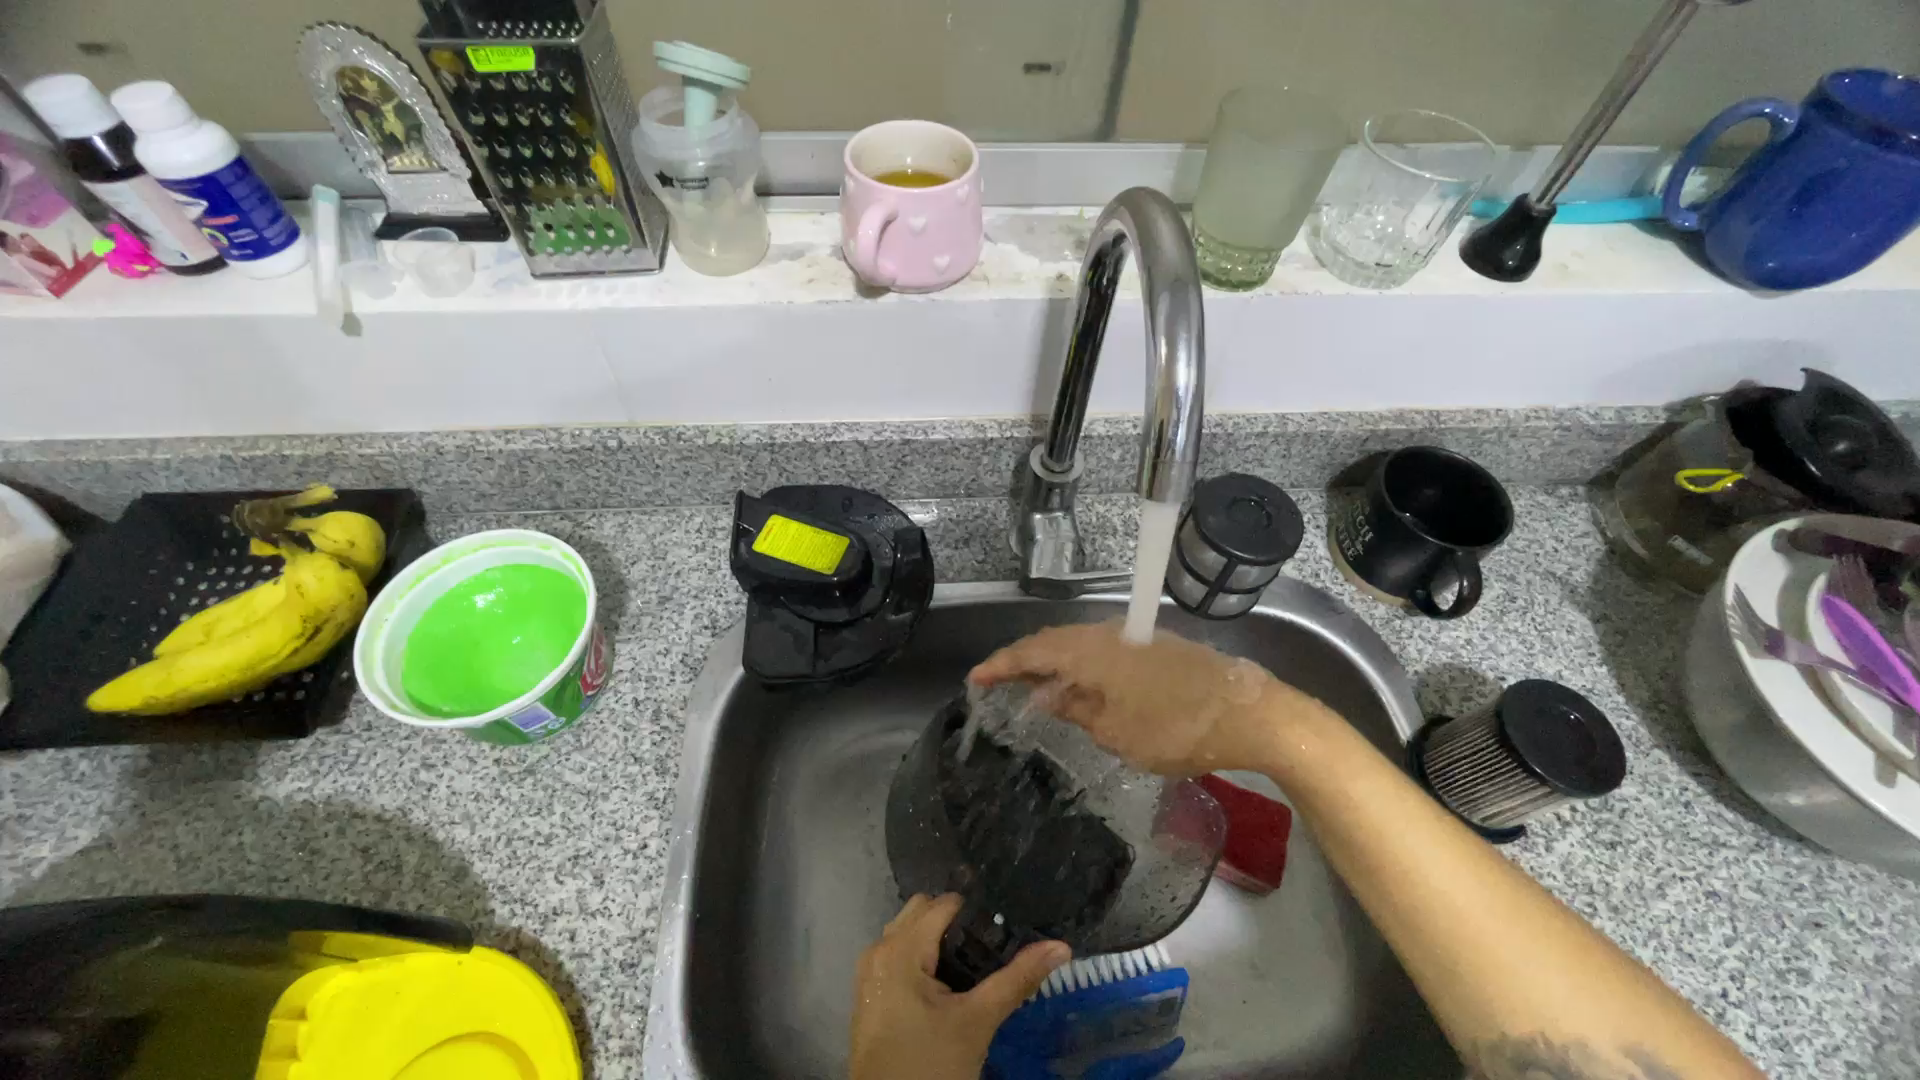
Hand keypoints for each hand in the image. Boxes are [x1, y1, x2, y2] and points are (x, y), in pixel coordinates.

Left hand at [851, 893, 1069, 1079]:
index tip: (1003, 930)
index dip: (975, 912)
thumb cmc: (931, 1065)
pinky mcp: (870, 994)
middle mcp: (879, 949)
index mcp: (900, 949)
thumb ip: (1017, 980)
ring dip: (937, 940)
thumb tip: (1061, 947)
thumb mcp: (978, 1022)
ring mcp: (870, 972)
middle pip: (922, 911)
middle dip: (955, 923)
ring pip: (907, 932)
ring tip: (971, 968)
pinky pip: (897, 955)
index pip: (943, 904)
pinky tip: (947, 986)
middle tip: (988, 951)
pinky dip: (921, 958)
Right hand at [968, 622, 1333, 775]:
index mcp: (1092, 651)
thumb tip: (1048, 697)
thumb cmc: (1177, 728)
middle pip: (1054, 643)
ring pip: (1080, 647)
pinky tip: (1082, 692)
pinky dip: (1083, 670)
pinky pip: (1104, 653)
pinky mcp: (1155, 649)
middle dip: (1024, 664)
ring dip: (1055, 668)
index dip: (1001, 665)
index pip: (1033, 652)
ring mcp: (1134, 639)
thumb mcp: (1117, 733)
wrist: (1252, 714)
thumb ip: (1076, 712)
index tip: (975, 678)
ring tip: (1036, 694)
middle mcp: (1108, 635)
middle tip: (999, 686)